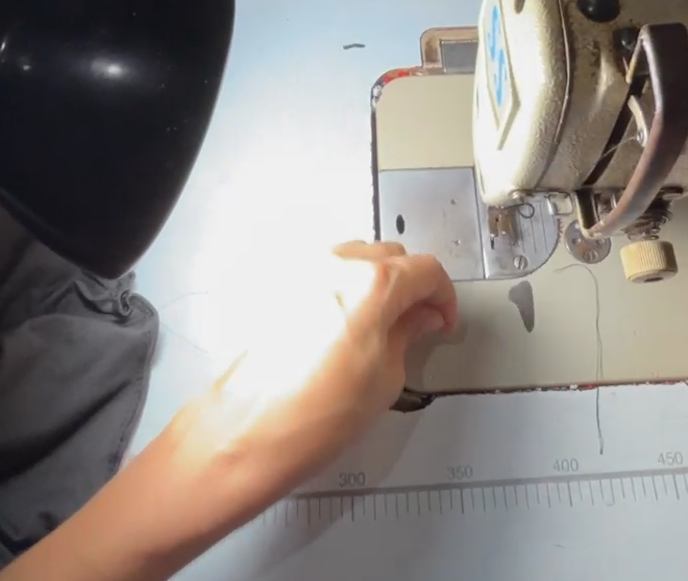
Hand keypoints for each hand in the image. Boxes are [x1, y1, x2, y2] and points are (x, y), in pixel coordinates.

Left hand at [0, 242, 455, 580]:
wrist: (243, 431)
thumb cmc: (321, 414)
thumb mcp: (385, 379)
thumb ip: (409, 334)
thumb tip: (422, 315)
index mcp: (374, 280)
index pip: (427, 269)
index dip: (444, 296)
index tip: (444, 323)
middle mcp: (339, 259)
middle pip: (392, 256)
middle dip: (412, 285)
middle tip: (417, 324)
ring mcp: (304, 266)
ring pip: (358, 256)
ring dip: (379, 280)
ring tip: (381, 323)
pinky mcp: (279, 281)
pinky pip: (326, 269)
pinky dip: (346, 285)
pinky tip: (343, 323)